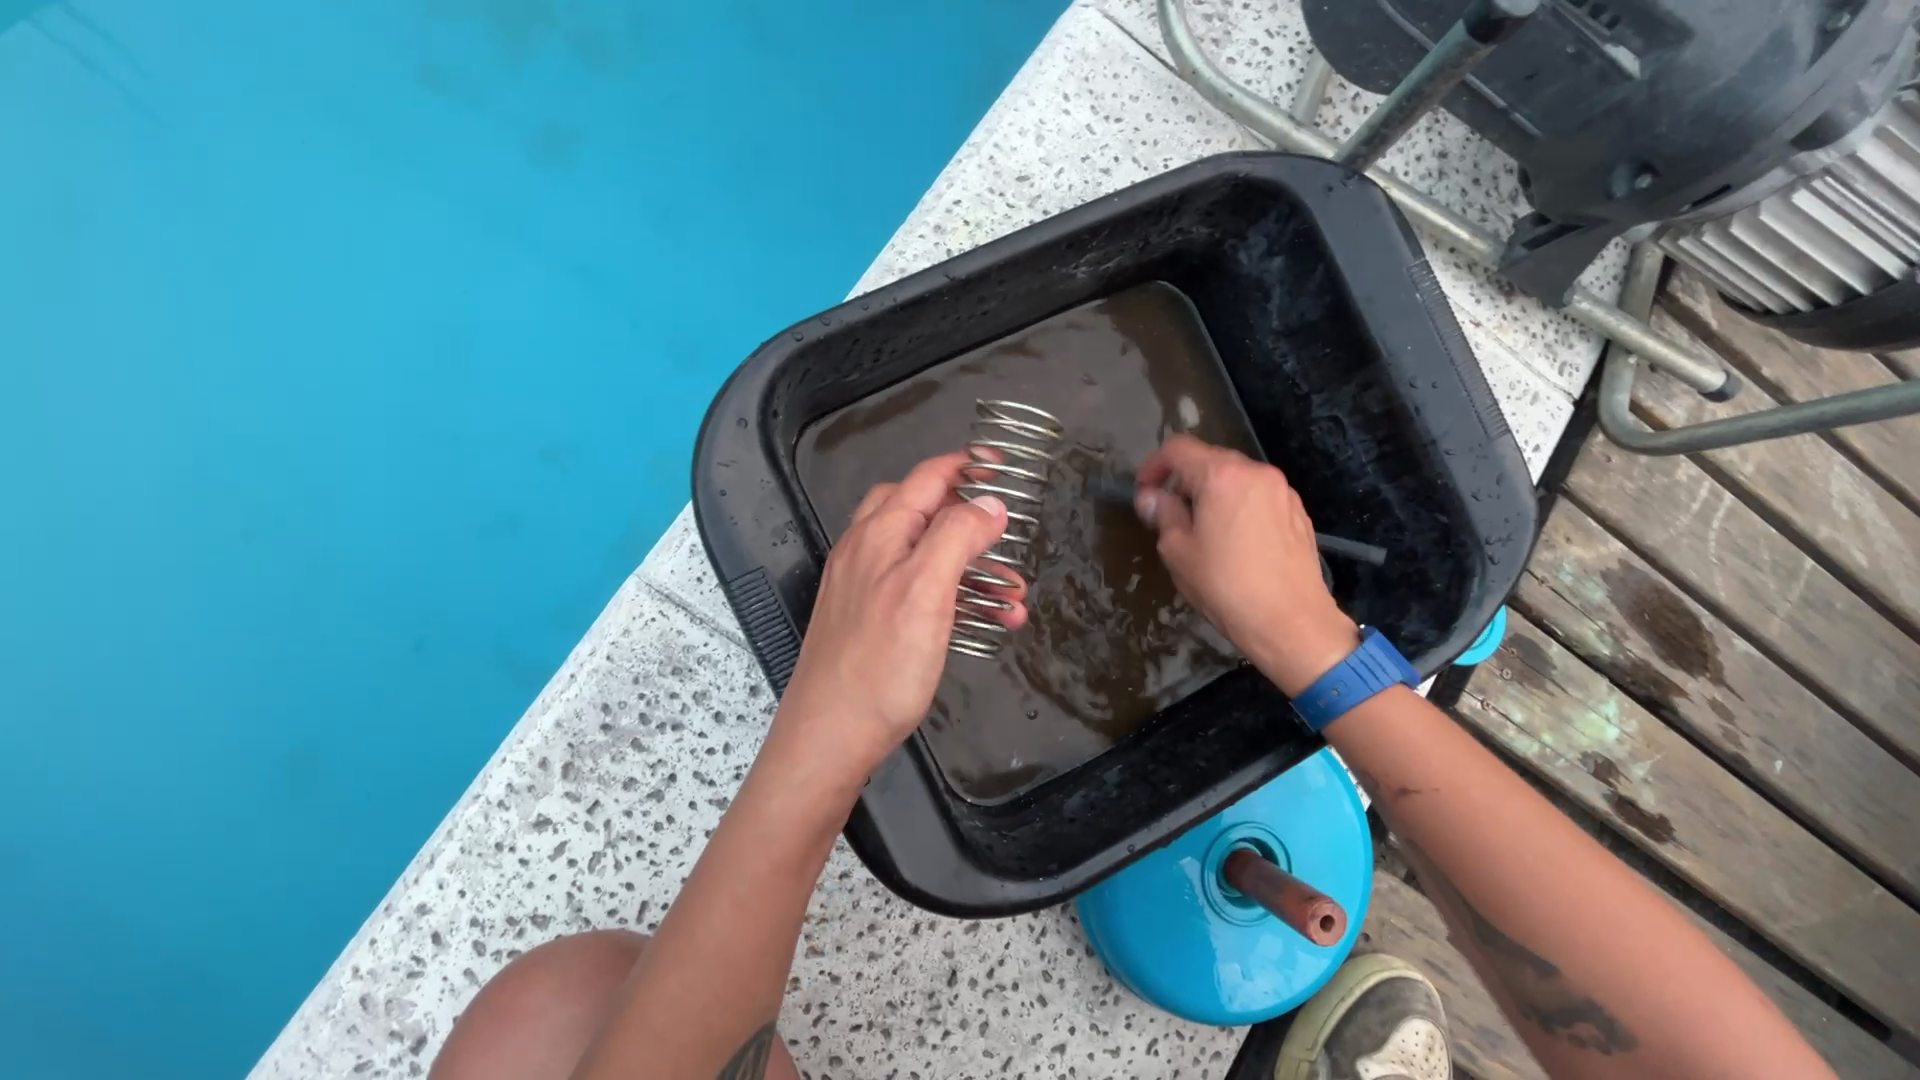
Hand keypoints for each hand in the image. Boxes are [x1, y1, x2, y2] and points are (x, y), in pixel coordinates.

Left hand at [772, 453, 1026, 778]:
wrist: (830, 736)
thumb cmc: (878, 668)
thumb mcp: (926, 592)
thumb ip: (957, 537)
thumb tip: (988, 502)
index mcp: (879, 535)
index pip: (927, 478)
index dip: (967, 466)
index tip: (1004, 464)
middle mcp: (866, 552)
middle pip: (923, 513)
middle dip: (971, 521)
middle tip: (1009, 537)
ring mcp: (864, 586)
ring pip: (925, 557)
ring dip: (971, 569)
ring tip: (1013, 596)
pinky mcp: (869, 620)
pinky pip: (918, 592)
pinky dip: (952, 597)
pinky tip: (981, 622)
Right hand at [1134, 435, 1358, 695]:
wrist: (1291, 621)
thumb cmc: (1225, 585)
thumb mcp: (1178, 551)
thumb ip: (1163, 514)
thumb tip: (1151, 497)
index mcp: (1222, 476)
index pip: (1178, 448)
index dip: (1154, 465)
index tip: (1144, 492)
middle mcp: (1256, 473)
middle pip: (1211, 460)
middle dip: (1185, 481)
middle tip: (1169, 513)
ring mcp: (1283, 491)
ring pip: (1237, 479)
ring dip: (1213, 494)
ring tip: (1202, 530)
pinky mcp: (1298, 512)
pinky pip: (1258, 497)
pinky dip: (1238, 507)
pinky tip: (1234, 542)